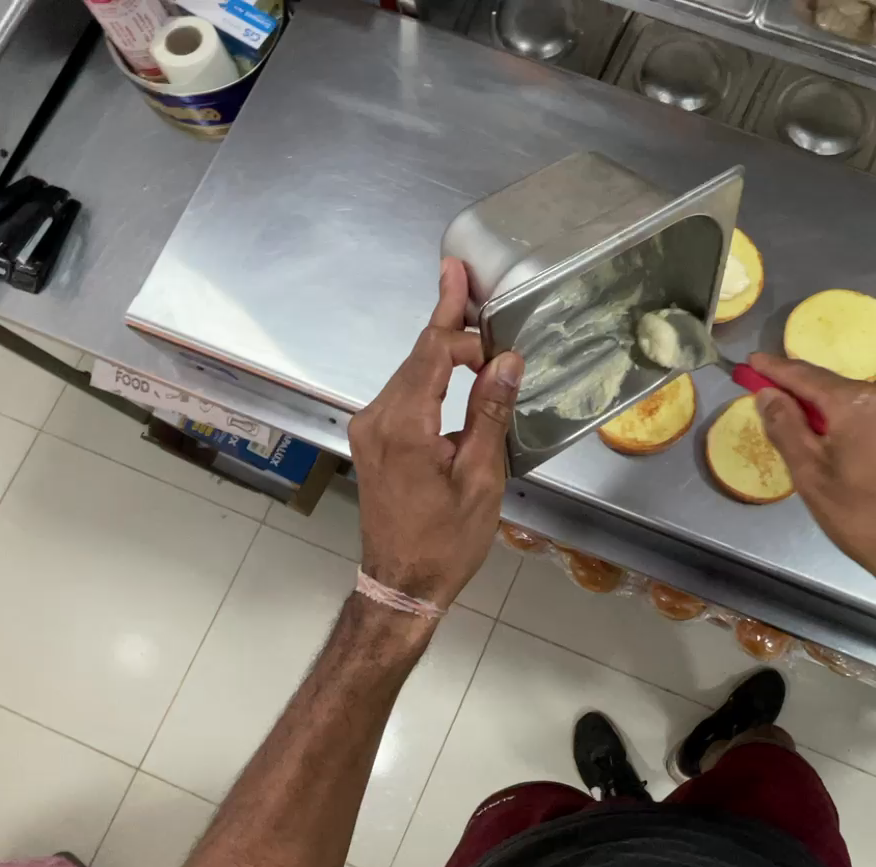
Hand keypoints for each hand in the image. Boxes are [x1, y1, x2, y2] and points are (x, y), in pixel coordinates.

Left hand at [348, 258, 523, 609]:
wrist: (402, 582)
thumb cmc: (447, 540)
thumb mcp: (480, 479)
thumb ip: (489, 414)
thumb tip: (506, 362)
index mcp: (404, 425)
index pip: (432, 353)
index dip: (460, 327)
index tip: (487, 318)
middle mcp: (377, 418)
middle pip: (415, 355)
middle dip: (445, 321)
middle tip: (460, 275)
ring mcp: (369, 429)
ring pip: (408, 373)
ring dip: (438, 349)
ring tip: (462, 312)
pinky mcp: (371, 441)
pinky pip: (402, 395)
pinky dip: (428, 376)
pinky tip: (449, 367)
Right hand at [747, 352, 875, 623]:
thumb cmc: (862, 519)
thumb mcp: (811, 476)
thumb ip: (786, 427)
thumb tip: (768, 394)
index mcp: (858, 402)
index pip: (805, 375)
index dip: (775, 369)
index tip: (751, 362)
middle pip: (833, 385)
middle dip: (801, 392)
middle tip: (771, 401)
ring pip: (857, 400)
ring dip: (829, 409)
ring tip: (806, 430)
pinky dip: (854, 419)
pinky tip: (843, 441)